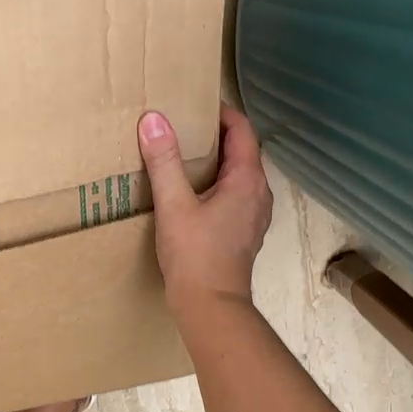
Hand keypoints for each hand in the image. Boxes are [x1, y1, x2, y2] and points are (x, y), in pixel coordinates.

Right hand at [139, 104, 273, 305]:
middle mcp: (258, 194)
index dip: (221, 113)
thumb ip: (164, 162)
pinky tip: (190, 199)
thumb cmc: (195, 256)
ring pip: (237, 178)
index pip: (242, 131)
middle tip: (182, 131)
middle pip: (241, 153)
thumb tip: (153, 120)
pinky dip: (214, 189)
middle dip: (214, 138)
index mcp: (247, 180)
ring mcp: (253, 217)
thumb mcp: (173, 205)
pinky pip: (232, 200)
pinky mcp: (243, 235)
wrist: (211, 306)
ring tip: (182, 162)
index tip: (195, 105)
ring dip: (214, 166)